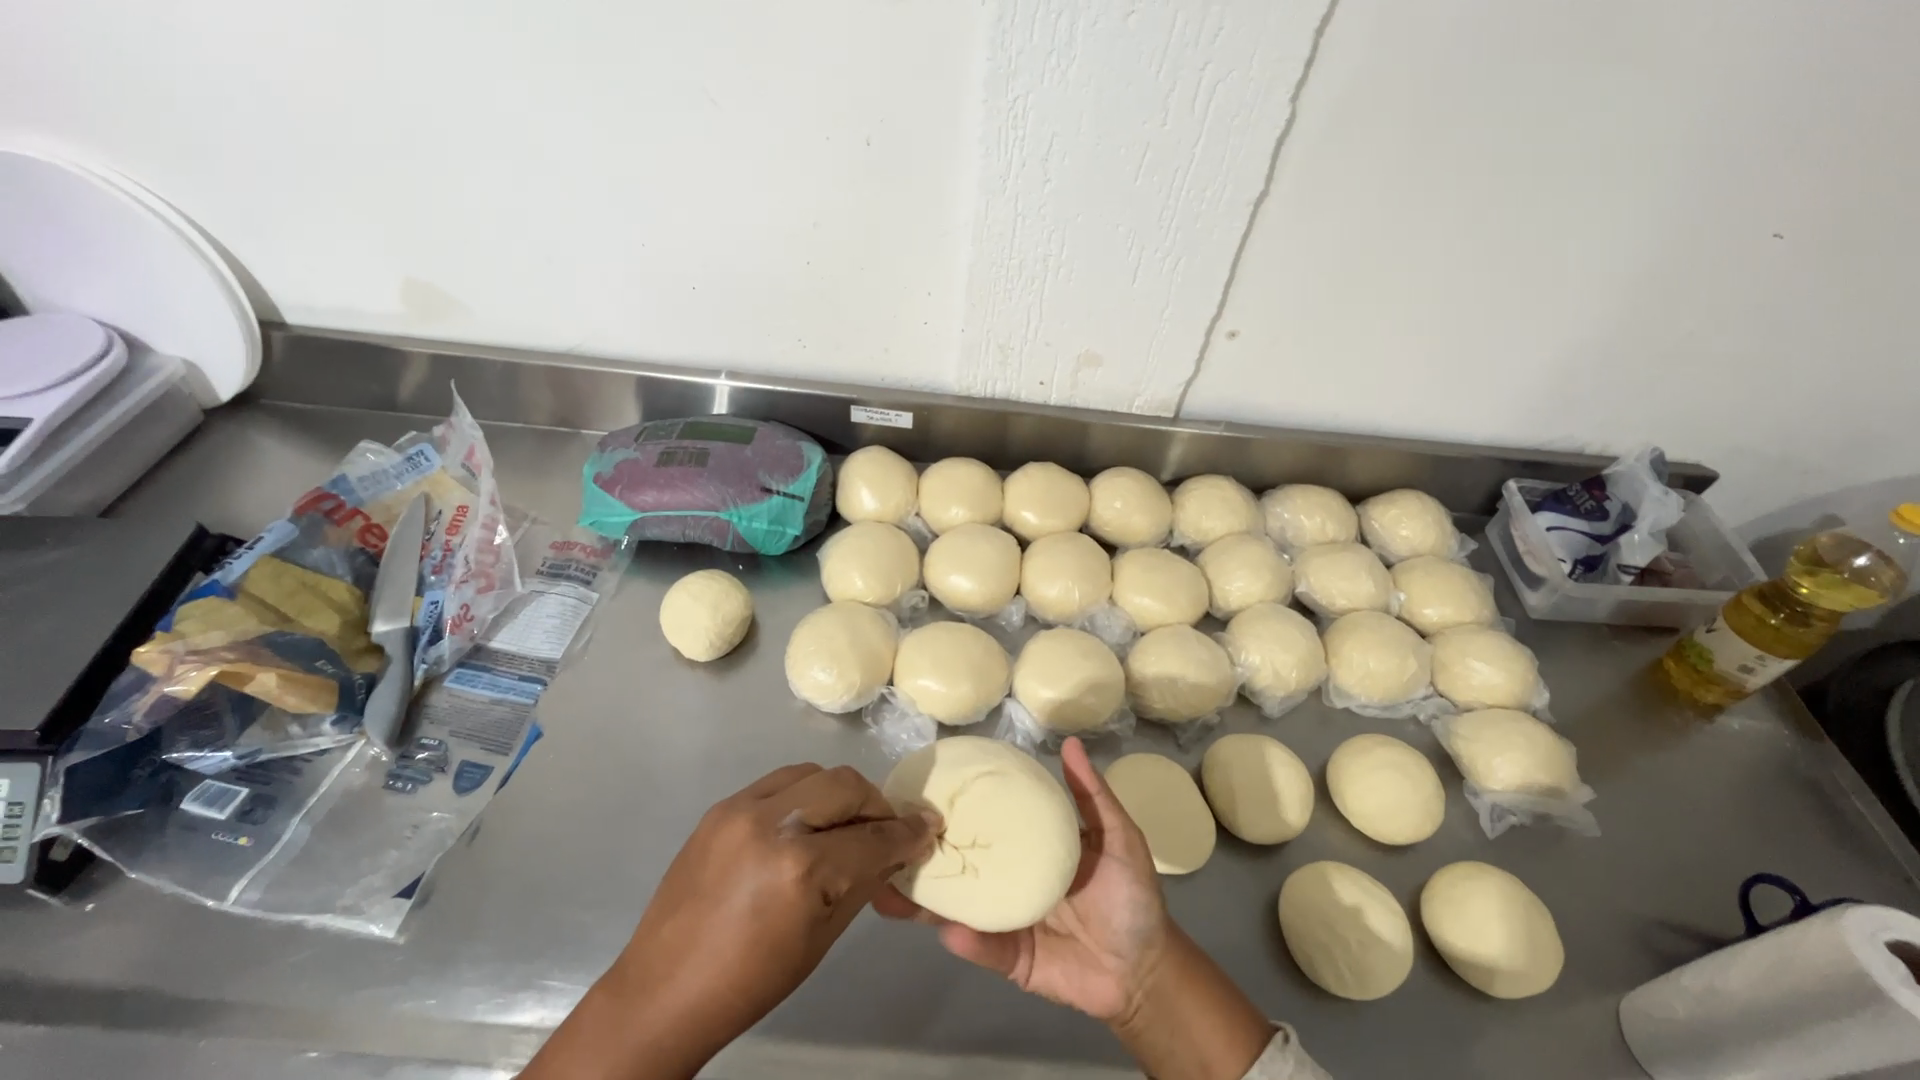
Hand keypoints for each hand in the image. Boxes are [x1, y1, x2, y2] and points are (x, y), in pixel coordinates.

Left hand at [523, 763, 937, 1079]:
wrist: (665, 989)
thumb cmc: (751, 980)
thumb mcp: (822, 937)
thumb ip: (864, 882)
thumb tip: (896, 850)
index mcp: (801, 869)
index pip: (875, 838)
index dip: (909, 834)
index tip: (929, 829)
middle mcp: (772, 824)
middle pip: (848, 786)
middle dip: (878, 806)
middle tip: (888, 829)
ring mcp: (740, 809)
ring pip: (814, 773)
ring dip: (841, 793)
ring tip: (846, 824)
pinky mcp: (720, 808)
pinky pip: (779, 782)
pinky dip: (805, 794)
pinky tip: (806, 823)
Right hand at [875, 738, 1274, 1079]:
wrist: (1145, 969)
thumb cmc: (1132, 898)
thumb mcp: (1119, 838)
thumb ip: (1092, 796)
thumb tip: (1071, 744)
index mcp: (1028, 849)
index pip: (985, 825)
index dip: (954, 811)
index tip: (918, 794)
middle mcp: (1007, 881)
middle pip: (960, 866)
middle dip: (922, 856)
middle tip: (887, 841)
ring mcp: (1004, 921)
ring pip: (957, 908)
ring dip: (924, 902)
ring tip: (889, 891)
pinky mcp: (1010, 959)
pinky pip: (984, 949)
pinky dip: (967, 941)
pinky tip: (947, 929)